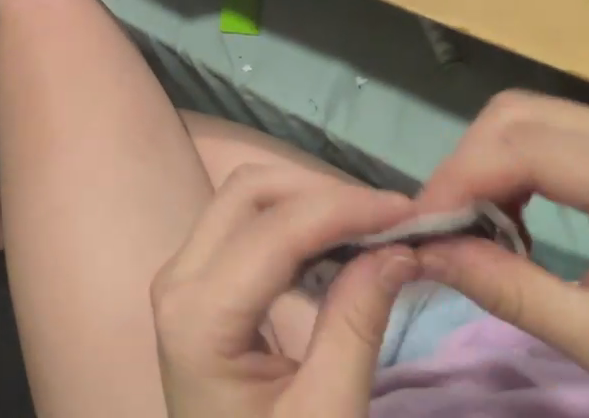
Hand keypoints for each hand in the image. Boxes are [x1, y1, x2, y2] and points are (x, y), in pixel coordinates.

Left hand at [151, 166, 421, 417]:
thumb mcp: (325, 413)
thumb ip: (357, 325)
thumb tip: (401, 248)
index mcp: (198, 316)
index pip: (275, 230)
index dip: (345, 209)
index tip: (411, 212)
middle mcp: (177, 278)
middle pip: (249, 193)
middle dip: (324, 193)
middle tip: (393, 218)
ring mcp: (181, 275)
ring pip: (246, 199)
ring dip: (312, 201)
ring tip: (376, 227)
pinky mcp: (197, 281)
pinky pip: (245, 225)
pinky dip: (297, 222)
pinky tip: (341, 245)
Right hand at [409, 91, 588, 417]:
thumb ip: (511, 292)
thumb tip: (424, 250)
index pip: (527, 148)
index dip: (461, 178)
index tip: (419, 226)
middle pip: (518, 116)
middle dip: (466, 166)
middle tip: (443, 227)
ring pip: (524, 115)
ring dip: (483, 162)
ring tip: (473, 223)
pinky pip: (545, 130)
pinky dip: (508, 162)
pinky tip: (510, 211)